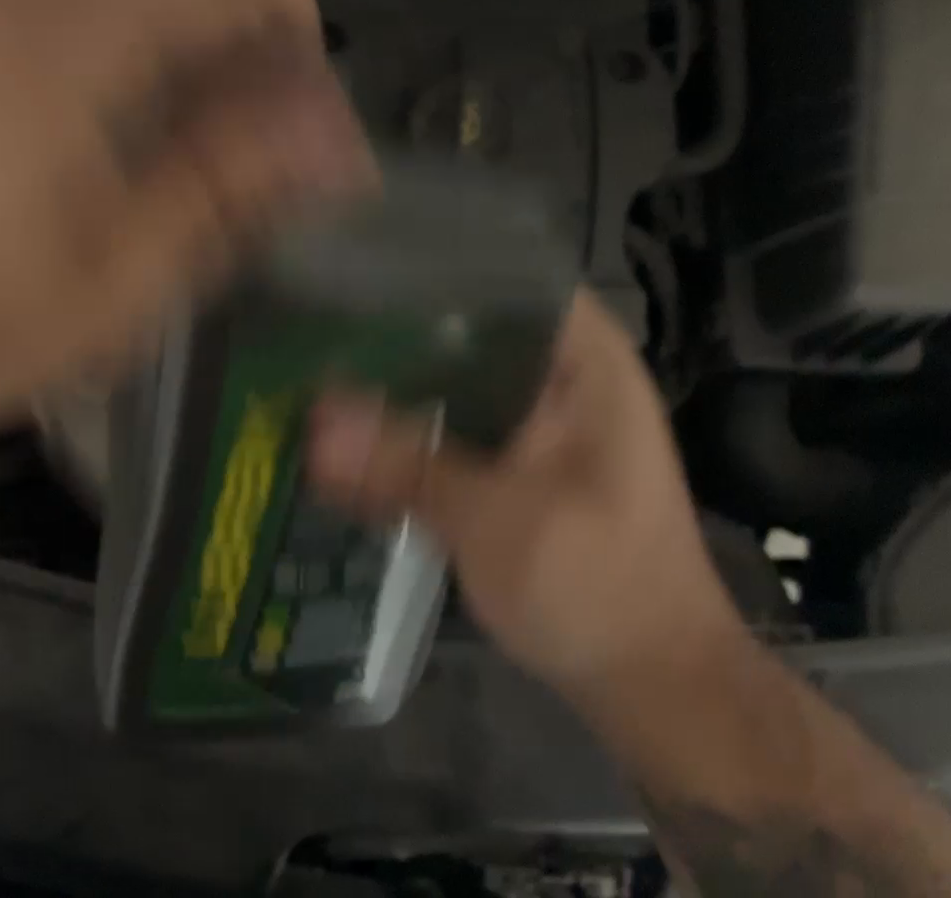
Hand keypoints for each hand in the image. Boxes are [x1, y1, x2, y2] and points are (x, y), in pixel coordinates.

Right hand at [305, 291, 751, 703]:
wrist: (649, 684)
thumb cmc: (600, 587)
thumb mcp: (499, 519)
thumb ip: (404, 465)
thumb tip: (311, 425)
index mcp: (581, 363)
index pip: (503, 276)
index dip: (429, 267)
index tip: (349, 268)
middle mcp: (553, 380)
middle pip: (461, 329)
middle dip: (386, 330)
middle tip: (301, 319)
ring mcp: (527, 427)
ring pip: (444, 383)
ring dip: (385, 386)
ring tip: (304, 364)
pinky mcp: (502, 471)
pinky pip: (438, 431)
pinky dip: (395, 433)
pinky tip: (336, 431)